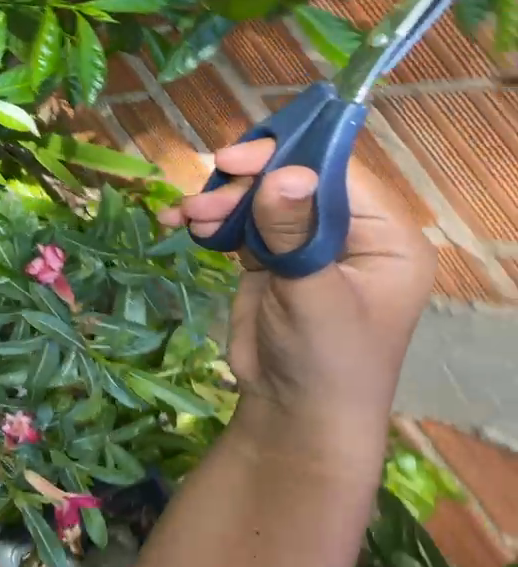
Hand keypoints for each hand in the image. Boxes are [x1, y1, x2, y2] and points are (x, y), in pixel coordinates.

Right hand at [161, 140, 434, 451]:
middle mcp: (350, 235)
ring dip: (214, 203)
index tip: (229, 161)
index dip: (284, 159)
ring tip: (185, 220)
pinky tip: (179, 225)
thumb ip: (295, 232)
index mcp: (385, 239)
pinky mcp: (271, 257)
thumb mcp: (311, 293)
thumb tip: (284, 174)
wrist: (294, 407)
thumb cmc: (324, 356)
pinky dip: (206, 219)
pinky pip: (237, 221)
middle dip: (238, 187)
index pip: (337, 176)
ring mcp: (307, 245)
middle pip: (288, 182)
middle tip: (197, 204)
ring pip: (255, 199)